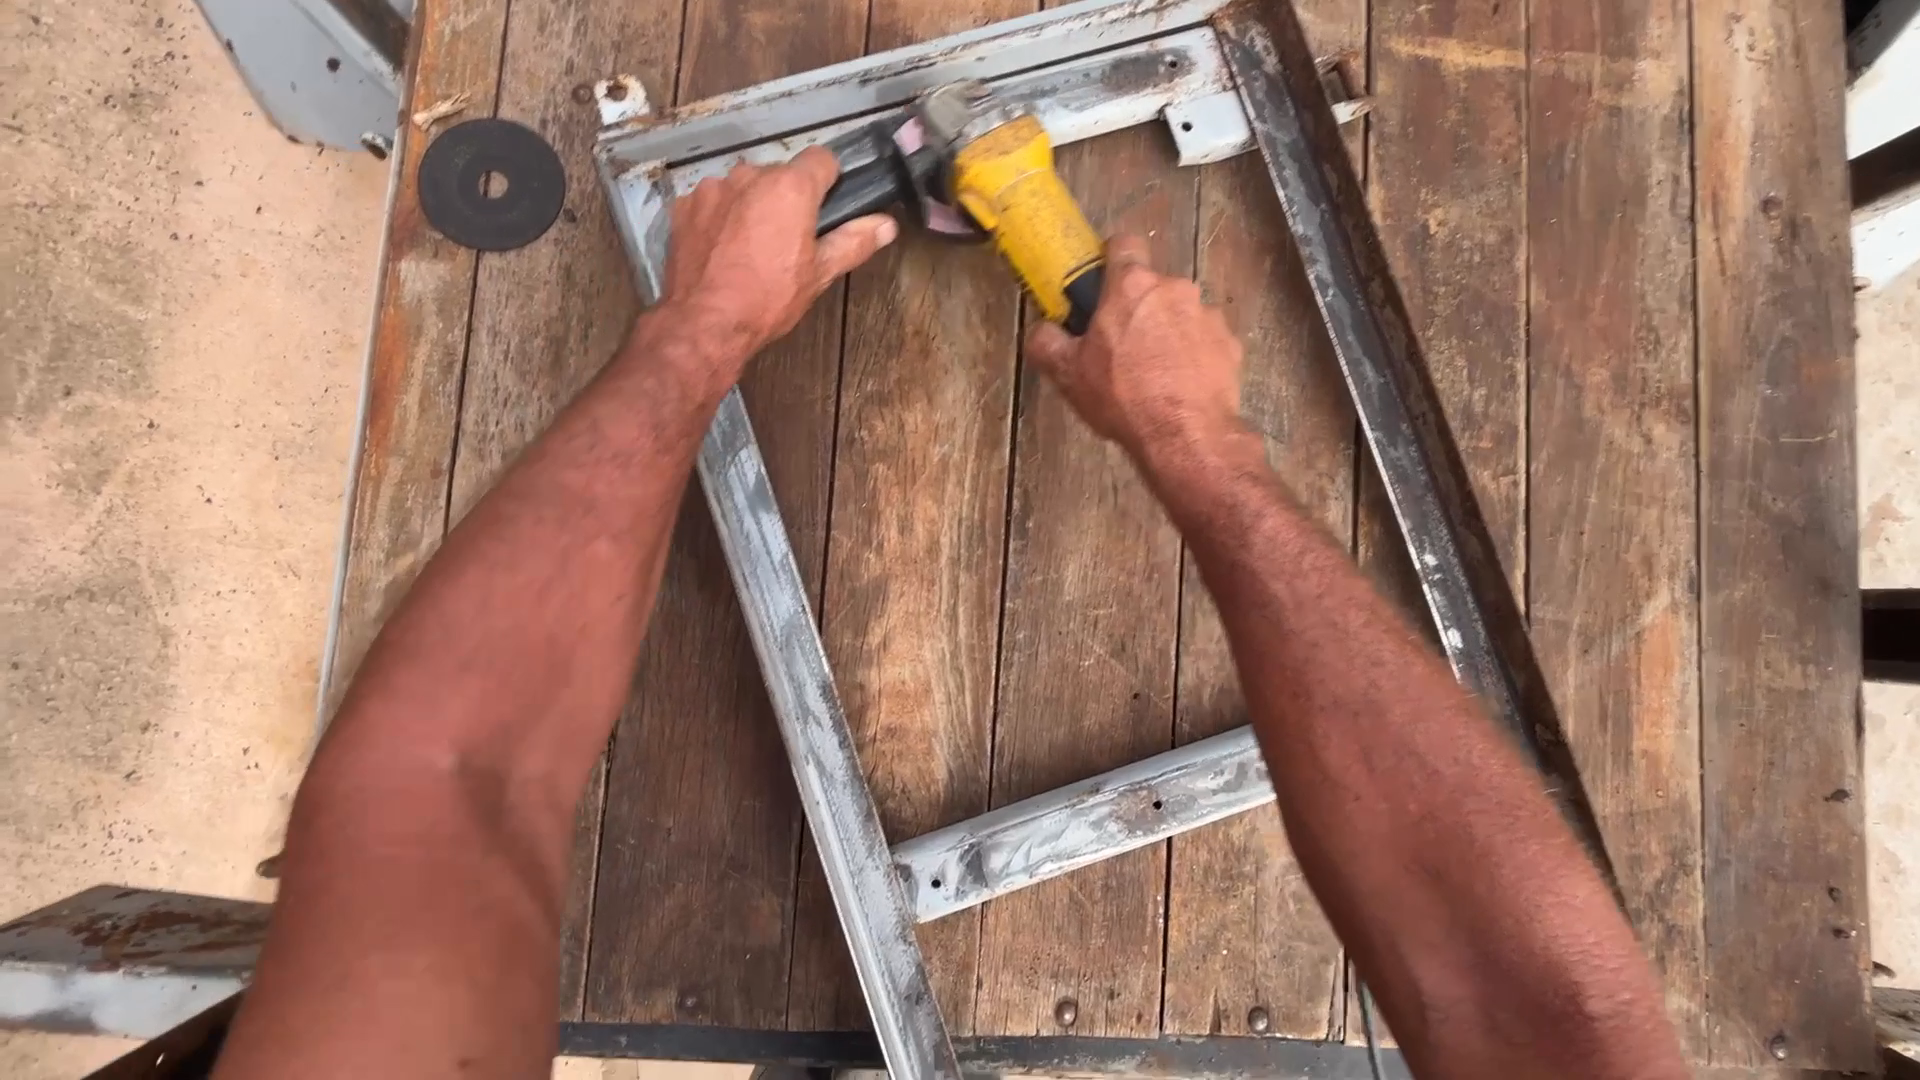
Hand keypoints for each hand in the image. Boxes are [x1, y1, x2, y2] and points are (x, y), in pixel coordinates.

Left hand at [654, 146, 897, 365]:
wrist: (706, 322)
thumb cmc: (769, 299)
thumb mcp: (819, 275)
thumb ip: (854, 242)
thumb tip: (887, 225)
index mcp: (790, 188)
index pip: (821, 159)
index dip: (828, 181)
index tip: (826, 206)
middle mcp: (750, 175)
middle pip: (779, 176)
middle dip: (786, 200)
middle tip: (787, 243)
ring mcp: (713, 188)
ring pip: (743, 189)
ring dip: (751, 208)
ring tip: (749, 251)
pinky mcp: (684, 206)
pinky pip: (712, 203)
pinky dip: (720, 220)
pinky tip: (721, 252)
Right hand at [1026, 234, 1244, 460]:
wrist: (1185, 435)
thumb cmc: (1122, 398)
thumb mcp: (1069, 375)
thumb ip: (1047, 344)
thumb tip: (1041, 331)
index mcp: (1131, 286)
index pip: (1123, 244)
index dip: (1111, 260)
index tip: (1102, 286)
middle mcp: (1174, 289)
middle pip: (1151, 287)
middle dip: (1137, 310)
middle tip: (1120, 349)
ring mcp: (1207, 315)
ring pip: (1180, 314)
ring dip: (1167, 334)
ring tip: (1154, 375)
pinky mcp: (1230, 343)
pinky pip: (1205, 341)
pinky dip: (1193, 356)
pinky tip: (1180, 387)